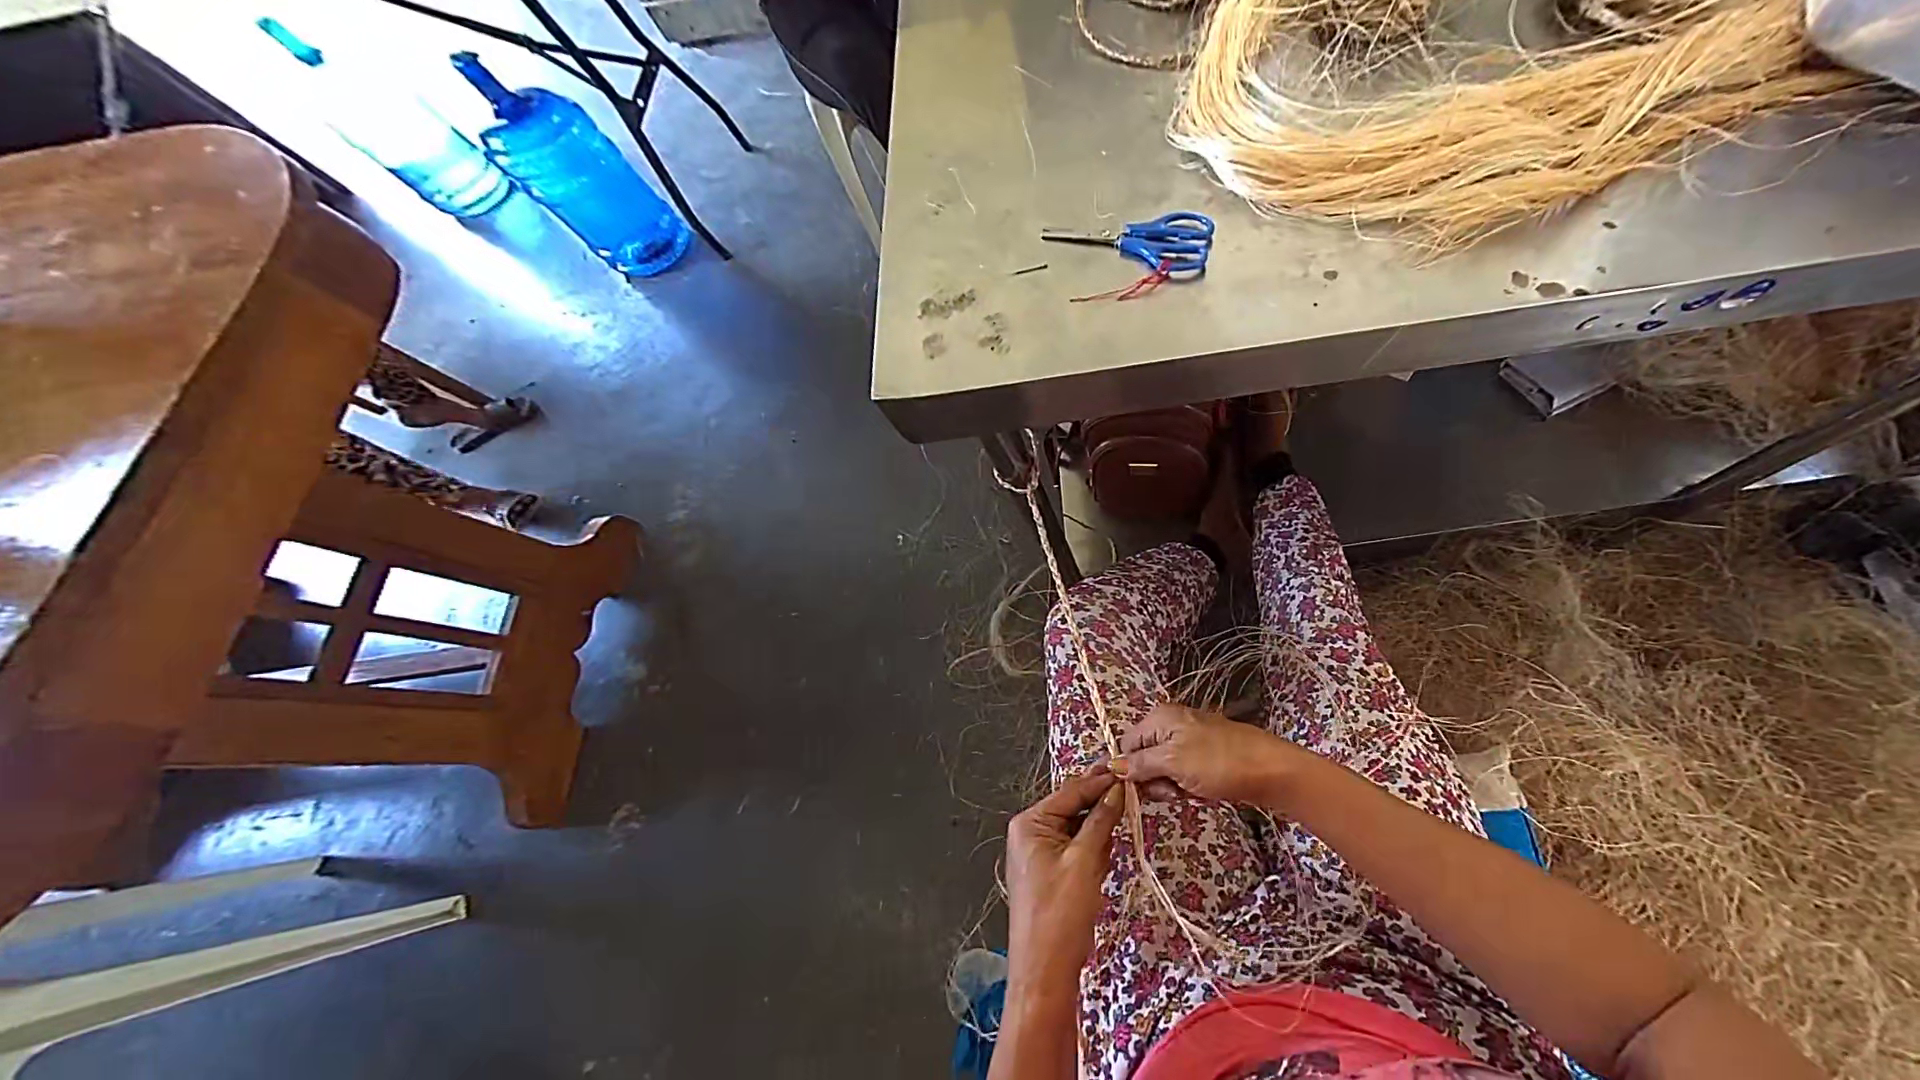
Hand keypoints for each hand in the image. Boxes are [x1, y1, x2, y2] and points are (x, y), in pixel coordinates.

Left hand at [1004, 765, 1126, 989]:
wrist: (1045, 972)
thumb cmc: (1059, 915)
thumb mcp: (1084, 861)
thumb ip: (1100, 821)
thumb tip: (1117, 791)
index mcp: (1029, 823)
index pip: (1070, 791)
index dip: (1100, 782)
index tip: (1127, 772)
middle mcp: (1030, 832)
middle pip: (1073, 808)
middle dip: (1101, 808)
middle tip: (1132, 796)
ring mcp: (1039, 853)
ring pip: (1078, 829)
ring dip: (1099, 831)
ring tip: (1122, 827)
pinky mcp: (1051, 872)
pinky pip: (1076, 850)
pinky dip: (1094, 850)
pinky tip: (1108, 855)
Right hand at [1113, 703, 1298, 804]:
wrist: (1273, 772)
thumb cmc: (1219, 763)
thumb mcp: (1173, 763)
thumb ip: (1139, 764)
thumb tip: (1112, 766)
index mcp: (1159, 718)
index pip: (1126, 744)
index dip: (1128, 769)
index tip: (1139, 791)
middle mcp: (1171, 723)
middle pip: (1143, 756)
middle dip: (1152, 779)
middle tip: (1171, 791)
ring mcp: (1190, 739)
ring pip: (1163, 768)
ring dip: (1169, 785)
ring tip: (1187, 792)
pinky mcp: (1206, 755)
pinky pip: (1182, 771)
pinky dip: (1186, 784)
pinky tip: (1199, 792)